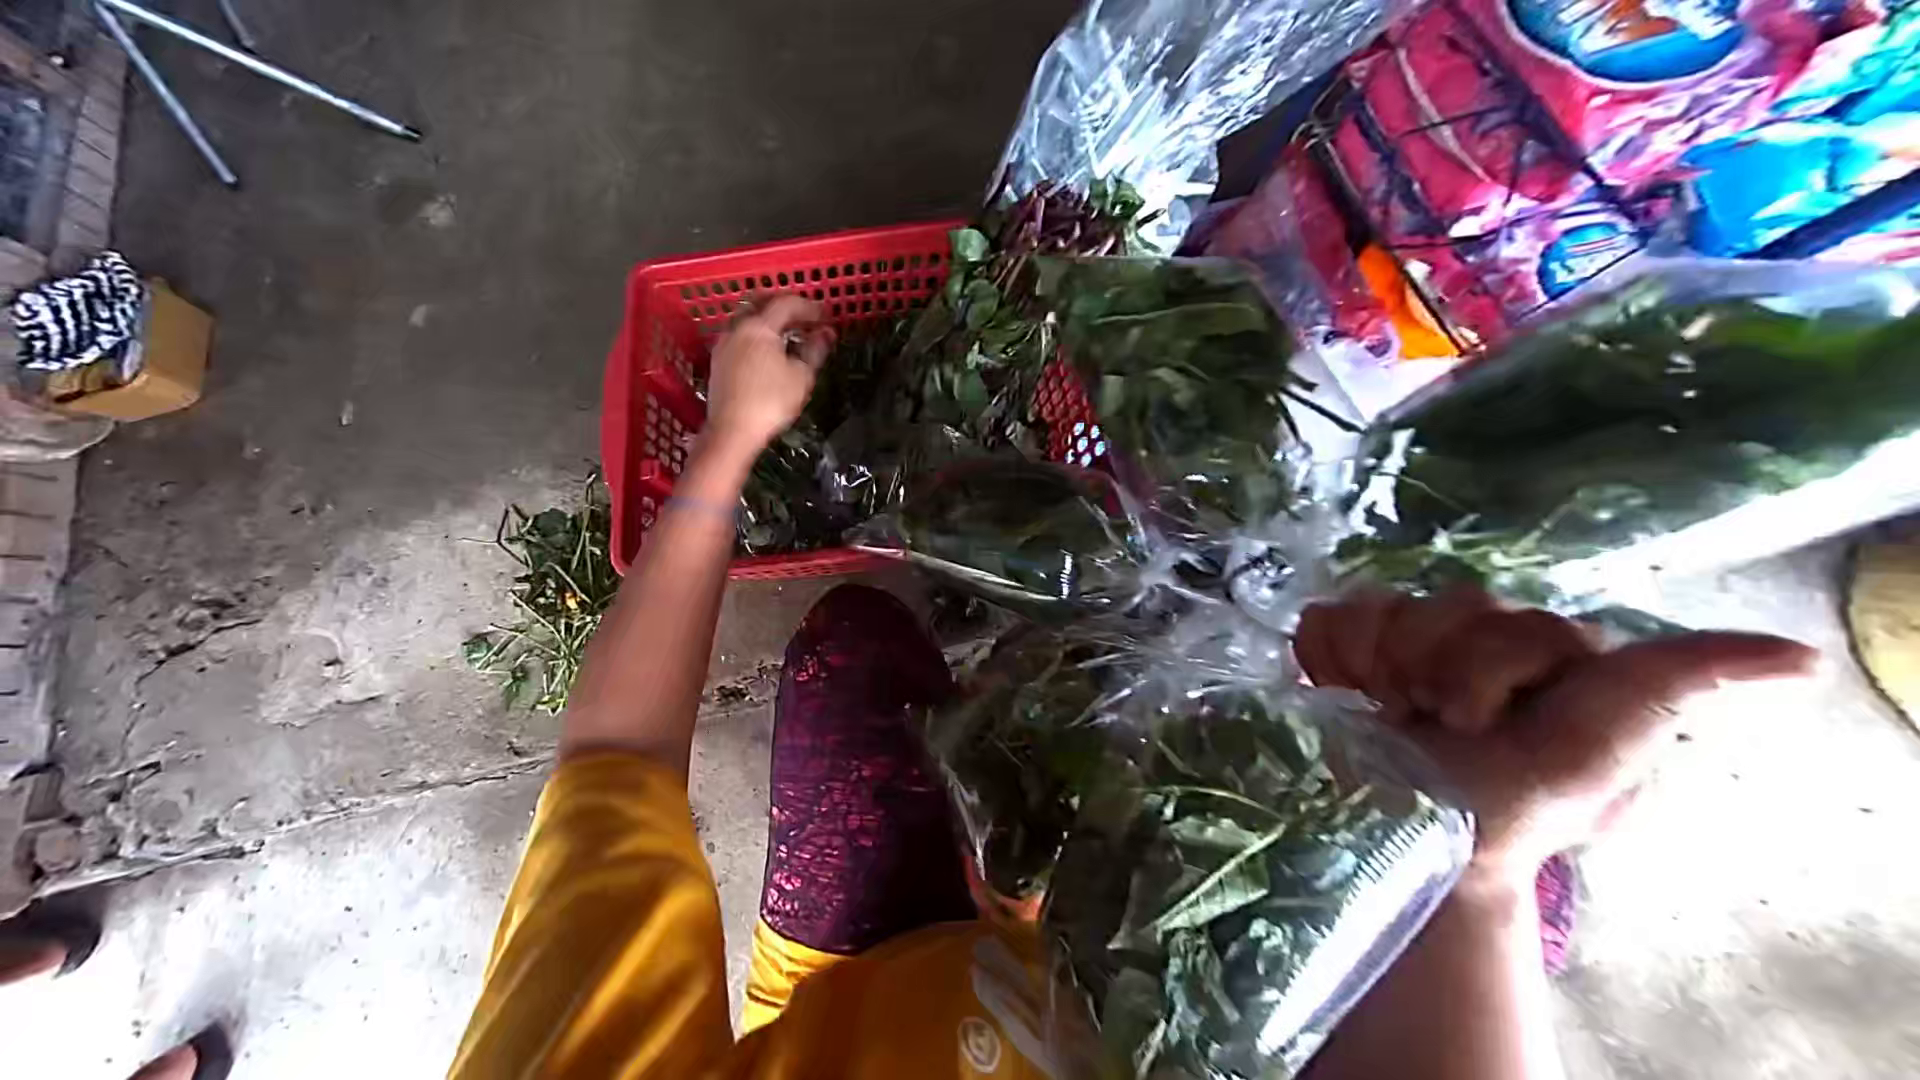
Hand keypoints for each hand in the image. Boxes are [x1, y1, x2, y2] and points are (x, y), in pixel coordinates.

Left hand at [704, 295, 833, 454]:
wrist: (732, 431)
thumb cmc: (771, 403)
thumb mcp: (802, 377)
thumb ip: (815, 350)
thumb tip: (826, 333)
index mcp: (759, 327)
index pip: (787, 304)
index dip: (810, 307)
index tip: (827, 315)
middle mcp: (737, 327)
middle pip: (761, 302)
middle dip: (785, 305)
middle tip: (805, 316)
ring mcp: (724, 343)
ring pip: (747, 318)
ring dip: (768, 319)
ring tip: (787, 333)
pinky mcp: (718, 360)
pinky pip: (739, 334)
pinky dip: (756, 333)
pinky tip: (767, 350)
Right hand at [1297, 589, 1814, 888]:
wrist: (1397, 829)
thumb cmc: (1493, 809)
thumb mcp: (1585, 764)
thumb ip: (1660, 696)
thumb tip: (1796, 657)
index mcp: (1556, 655)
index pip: (1508, 621)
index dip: (1478, 672)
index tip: (1465, 724)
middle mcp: (1490, 632)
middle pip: (1442, 608)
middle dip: (1423, 671)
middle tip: (1420, 721)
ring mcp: (1417, 631)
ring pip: (1381, 607)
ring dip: (1371, 666)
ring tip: (1381, 709)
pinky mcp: (1357, 638)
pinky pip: (1329, 615)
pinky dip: (1326, 655)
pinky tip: (1341, 687)